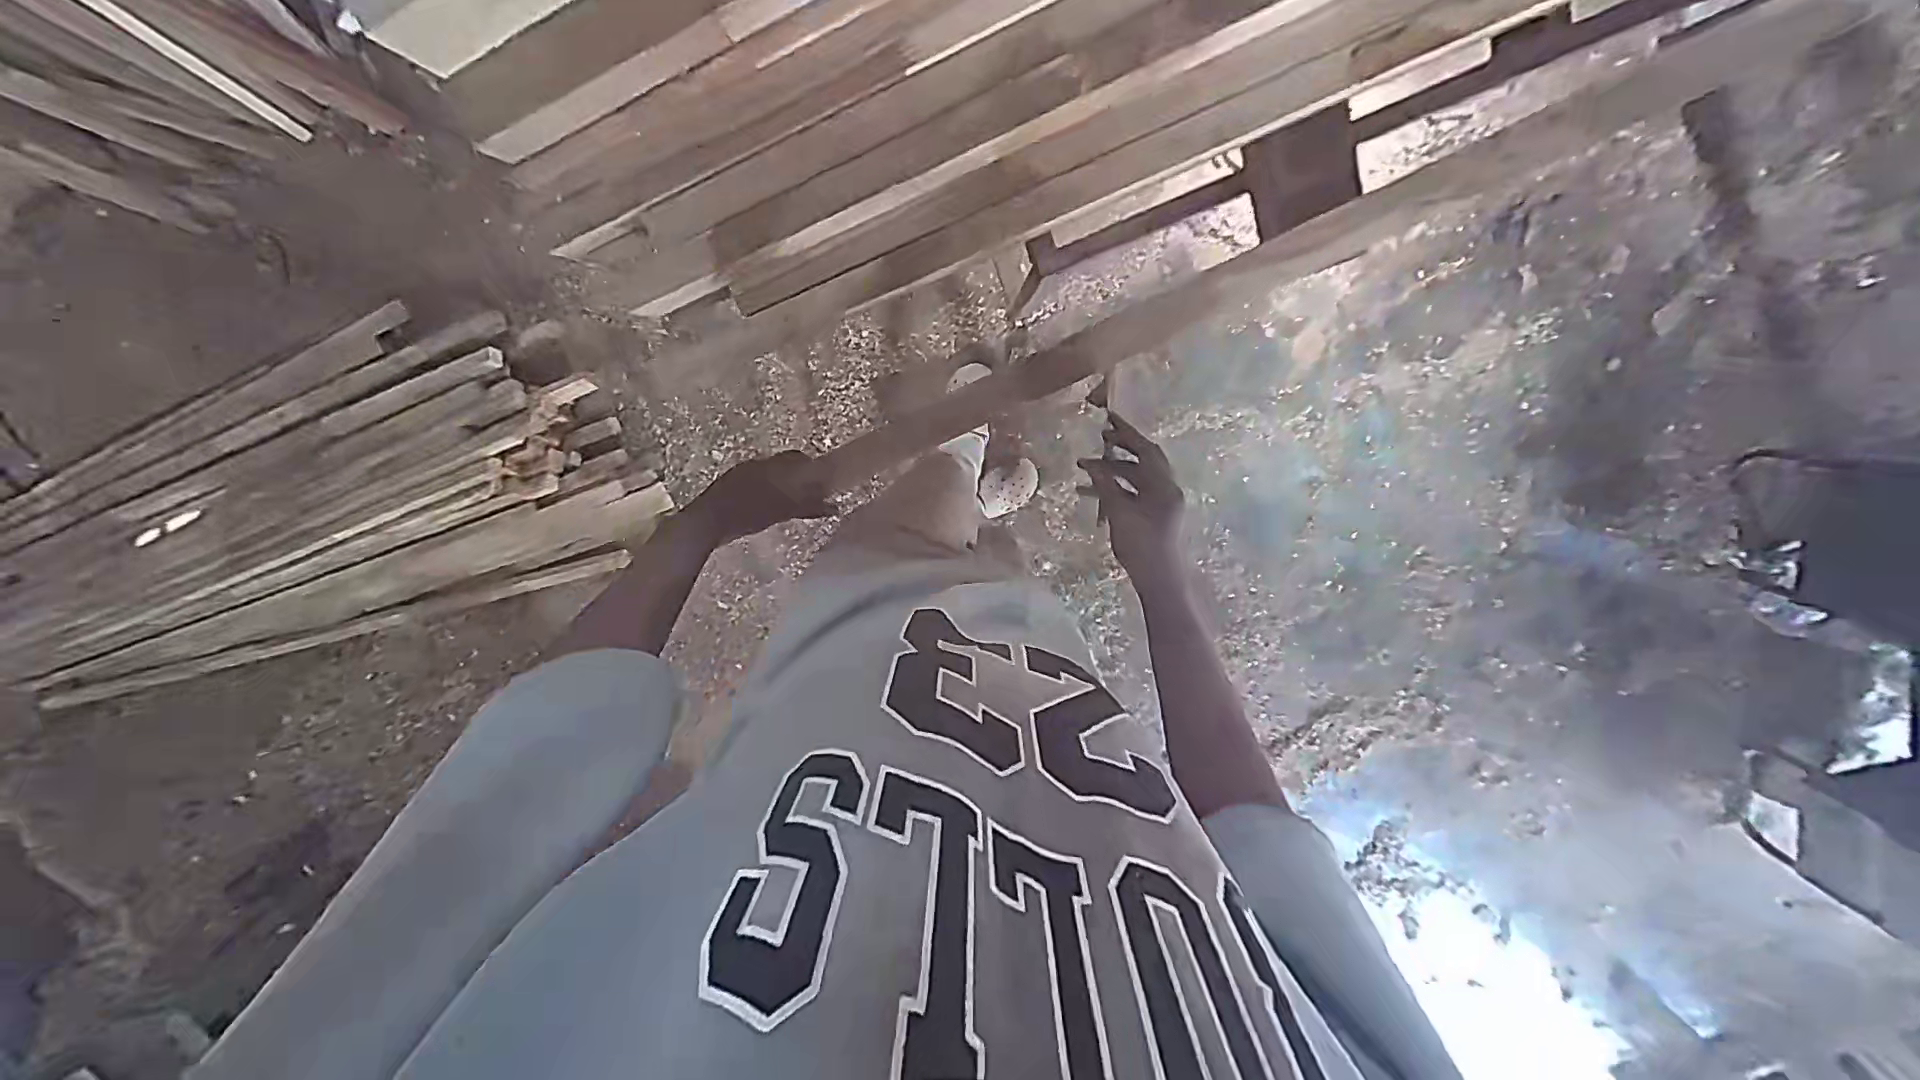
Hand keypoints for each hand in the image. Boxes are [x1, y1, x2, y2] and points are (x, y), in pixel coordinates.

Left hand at [683, 450, 836, 546]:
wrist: (706, 522)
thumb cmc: (746, 514)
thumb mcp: (781, 512)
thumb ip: (808, 508)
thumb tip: (834, 507)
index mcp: (768, 465)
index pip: (797, 458)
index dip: (812, 467)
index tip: (824, 482)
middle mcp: (755, 465)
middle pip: (783, 465)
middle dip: (798, 476)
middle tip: (811, 494)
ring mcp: (740, 476)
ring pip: (769, 474)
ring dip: (783, 484)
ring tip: (792, 502)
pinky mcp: (730, 488)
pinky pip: (756, 483)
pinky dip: (769, 491)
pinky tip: (770, 507)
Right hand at [1078, 413, 1185, 578]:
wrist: (1160, 579)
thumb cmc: (1141, 545)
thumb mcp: (1120, 513)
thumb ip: (1106, 485)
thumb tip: (1092, 463)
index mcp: (1164, 485)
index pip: (1145, 449)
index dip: (1126, 432)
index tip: (1108, 417)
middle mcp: (1167, 489)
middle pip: (1144, 460)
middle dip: (1121, 448)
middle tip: (1100, 437)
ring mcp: (1162, 503)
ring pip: (1137, 478)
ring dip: (1114, 471)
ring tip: (1087, 468)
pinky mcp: (1155, 515)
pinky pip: (1134, 493)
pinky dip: (1116, 489)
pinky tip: (1092, 493)